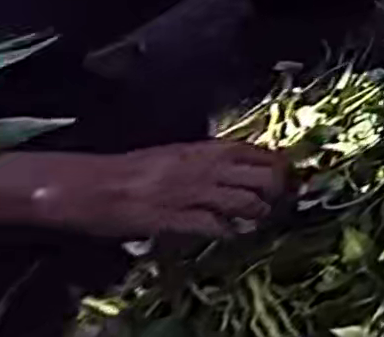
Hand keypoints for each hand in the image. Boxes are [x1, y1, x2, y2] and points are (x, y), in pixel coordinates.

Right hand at [0, 141, 287, 238]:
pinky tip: (234, 234)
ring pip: (247, 201)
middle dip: (279, 190)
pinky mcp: (174, 218)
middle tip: (279, 200)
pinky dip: (228, 231)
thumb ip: (220, 156)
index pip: (269, 156)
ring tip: (261, 217)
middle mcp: (217, 169)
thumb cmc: (140, 165)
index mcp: (221, 150)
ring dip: (259, 211)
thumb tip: (246, 164)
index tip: (289, 177)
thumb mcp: (191, 150)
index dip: (284, 168)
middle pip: (267, 177)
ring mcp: (197, 194)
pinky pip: (213, 225)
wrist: (94, 183)